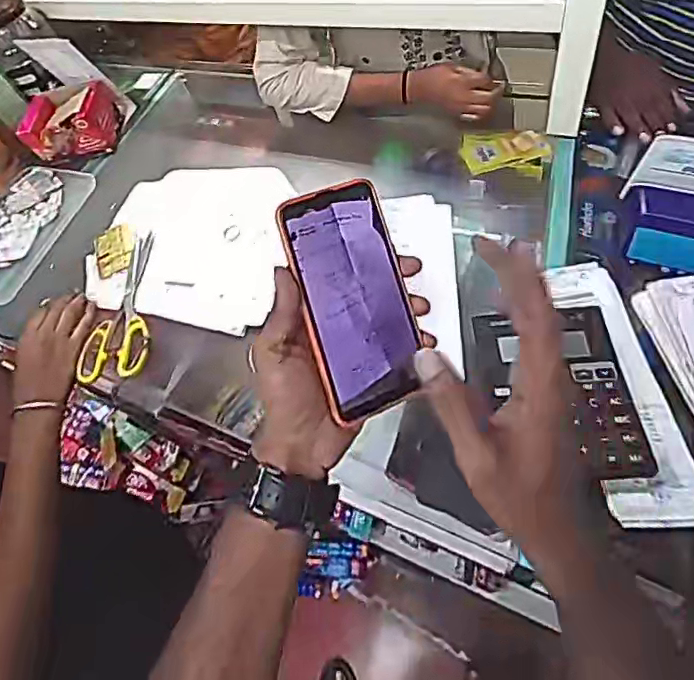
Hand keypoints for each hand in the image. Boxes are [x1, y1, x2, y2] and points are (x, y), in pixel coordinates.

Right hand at [12, 294, 102, 404]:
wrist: (37, 402)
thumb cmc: (26, 385)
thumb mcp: (21, 357)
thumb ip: (31, 340)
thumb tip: (41, 330)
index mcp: (27, 337)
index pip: (39, 313)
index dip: (50, 305)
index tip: (55, 302)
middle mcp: (43, 334)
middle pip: (57, 309)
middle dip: (65, 299)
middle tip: (73, 294)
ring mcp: (60, 339)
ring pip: (70, 313)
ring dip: (78, 302)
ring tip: (83, 297)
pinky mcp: (75, 346)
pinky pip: (84, 325)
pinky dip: (89, 314)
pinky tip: (92, 308)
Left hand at [252, 258, 431, 478]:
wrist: (301, 449)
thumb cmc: (281, 402)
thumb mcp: (272, 351)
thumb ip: (280, 313)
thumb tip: (283, 272)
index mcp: (310, 319)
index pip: (333, 281)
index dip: (351, 261)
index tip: (367, 246)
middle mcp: (336, 330)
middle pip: (366, 295)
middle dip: (390, 279)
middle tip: (405, 270)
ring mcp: (357, 350)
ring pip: (386, 319)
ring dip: (405, 309)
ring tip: (416, 308)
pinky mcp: (375, 373)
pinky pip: (397, 353)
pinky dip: (413, 346)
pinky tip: (421, 341)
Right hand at [408, 64, 499, 122]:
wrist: (417, 89)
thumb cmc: (431, 76)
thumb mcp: (450, 67)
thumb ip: (468, 71)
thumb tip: (481, 73)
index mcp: (462, 82)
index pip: (485, 81)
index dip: (492, 79)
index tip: (494, 78)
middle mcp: (464, 96)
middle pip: (489, 98)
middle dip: (496, 92)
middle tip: (498, 88)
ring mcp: (461, 107)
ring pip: (484, 109)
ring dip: (491, 104)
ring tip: (492, 98)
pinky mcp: (457, 114)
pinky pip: (474, 116)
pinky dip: (481, 112)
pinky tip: (482, 108)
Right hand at [415, 238, 582, 548]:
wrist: (558, 527)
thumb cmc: (520, 495)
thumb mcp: (477, 454)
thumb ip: (451, 403)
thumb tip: (425, 354)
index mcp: (539, 384)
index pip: (533, 316)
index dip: (519, 277)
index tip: (499, 249)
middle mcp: (552, 375)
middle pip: (542, 310)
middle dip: (520, 272)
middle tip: (492, 245)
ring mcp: (554, 381)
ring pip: (545, 321)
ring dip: (526, 287)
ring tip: (504, 261)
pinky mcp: (548, 389)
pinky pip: (540, 337)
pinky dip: (526, 310)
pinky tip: (510, 307)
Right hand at [590, 25, 687, 140]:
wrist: (604, 51)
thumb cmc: (629, 57)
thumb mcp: (656, 69)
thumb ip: (672, 90)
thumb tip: (684, 105)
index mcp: (655, 91)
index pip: (667, 112)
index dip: (670, 121)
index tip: (672, 127)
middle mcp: (640, 100)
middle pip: (652, 120)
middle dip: (657, 129)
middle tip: (659, 136)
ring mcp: (622, 103)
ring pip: (634, 122)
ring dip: (640, 131)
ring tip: (644, 138)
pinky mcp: (605, 104)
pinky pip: (610, 119)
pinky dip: (615, 126)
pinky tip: (618, 131)